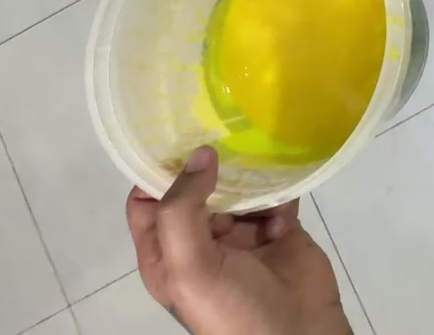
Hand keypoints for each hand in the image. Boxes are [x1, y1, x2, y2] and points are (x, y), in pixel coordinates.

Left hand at [127, 146, 349, 334]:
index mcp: (167, 253)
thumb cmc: (231, 309)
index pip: (147, 200)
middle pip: (198, 186)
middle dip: (211, 161)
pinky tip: (286, 201)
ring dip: (251, 172)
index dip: (157, 169)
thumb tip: (201, 153)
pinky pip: (277, 194)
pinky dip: (282, 189)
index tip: (180, 132)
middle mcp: (201, 240)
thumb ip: (183, 210)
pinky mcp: (280, 228)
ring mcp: (243, 234)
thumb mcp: (190, 267)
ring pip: (240, 185)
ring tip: (262, 154)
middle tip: (227, 124)